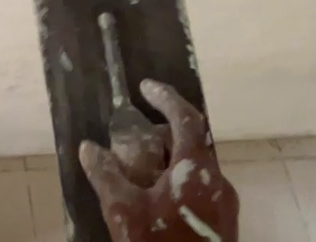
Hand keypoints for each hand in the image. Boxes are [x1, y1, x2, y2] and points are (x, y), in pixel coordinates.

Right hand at [80, 80, 239, 241]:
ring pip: (195, 169)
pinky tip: (153, 199)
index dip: (166, 98)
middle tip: (134, 137)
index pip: (187, 119)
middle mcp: (219, 184)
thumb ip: (106, 174)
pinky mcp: (224, 230)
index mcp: (198, 172)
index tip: (145, 88)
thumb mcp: (124, 211)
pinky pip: (198, 191)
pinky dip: (176, 182)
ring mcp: (225, 209)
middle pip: (192, 144)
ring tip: (138, 171)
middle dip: (162, 135)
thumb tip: (89, 148)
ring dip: (168, 161)